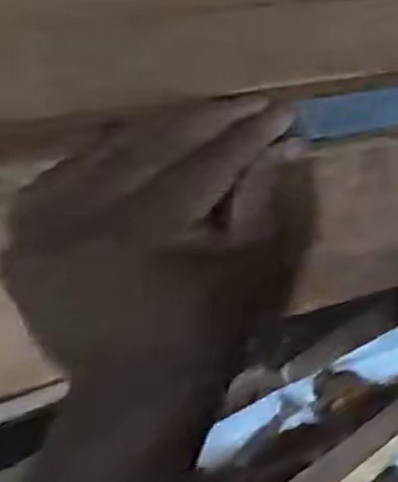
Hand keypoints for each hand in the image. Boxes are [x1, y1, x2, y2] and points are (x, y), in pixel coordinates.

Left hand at [4, 98, 305, 389]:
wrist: (136, 377)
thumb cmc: (216, 314)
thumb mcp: (255, 252)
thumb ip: (262, 192)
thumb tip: (288, 142)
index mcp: (144, 230)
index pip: (207, 161)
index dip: (251, 132)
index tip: (287, 109)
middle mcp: (79, 222)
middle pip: (152, 149)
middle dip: (210, 120)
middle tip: (254, 103)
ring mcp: (37, 231)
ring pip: (100, 156)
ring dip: (158, 130)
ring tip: (205, 115)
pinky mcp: (21, 240)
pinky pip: (57, 178)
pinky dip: (101, 154)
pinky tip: (135, 142)